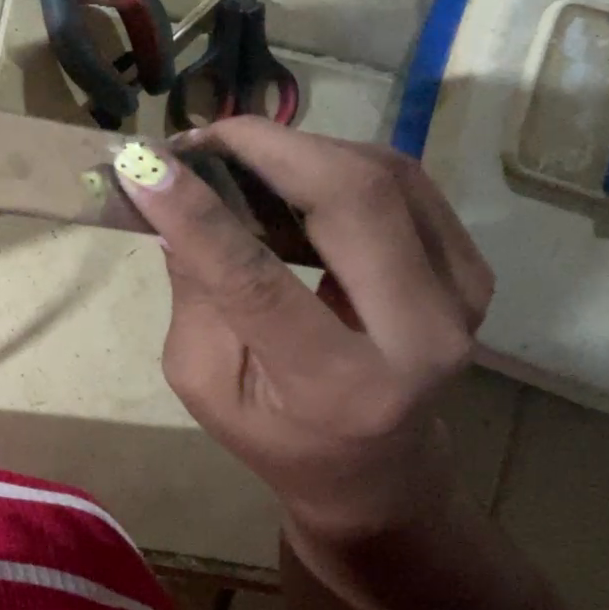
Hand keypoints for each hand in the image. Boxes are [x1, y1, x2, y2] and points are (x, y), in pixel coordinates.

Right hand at [113, 118, 494, 538]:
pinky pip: (401, 182)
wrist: (378, 470)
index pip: (256, 278)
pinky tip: (279, 172)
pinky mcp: (467, 266)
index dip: (194, 213)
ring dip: (296, 148)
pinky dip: (330, 161)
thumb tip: (170, 203)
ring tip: (227, 153)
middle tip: (194, 139)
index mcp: (338, 382)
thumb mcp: (202, 379)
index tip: (141, 163)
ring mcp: (462, 294)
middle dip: (265, 148)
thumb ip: (195, 294)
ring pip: (384, 174)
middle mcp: (422, 333)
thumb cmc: (271, 432)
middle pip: (355, 199)